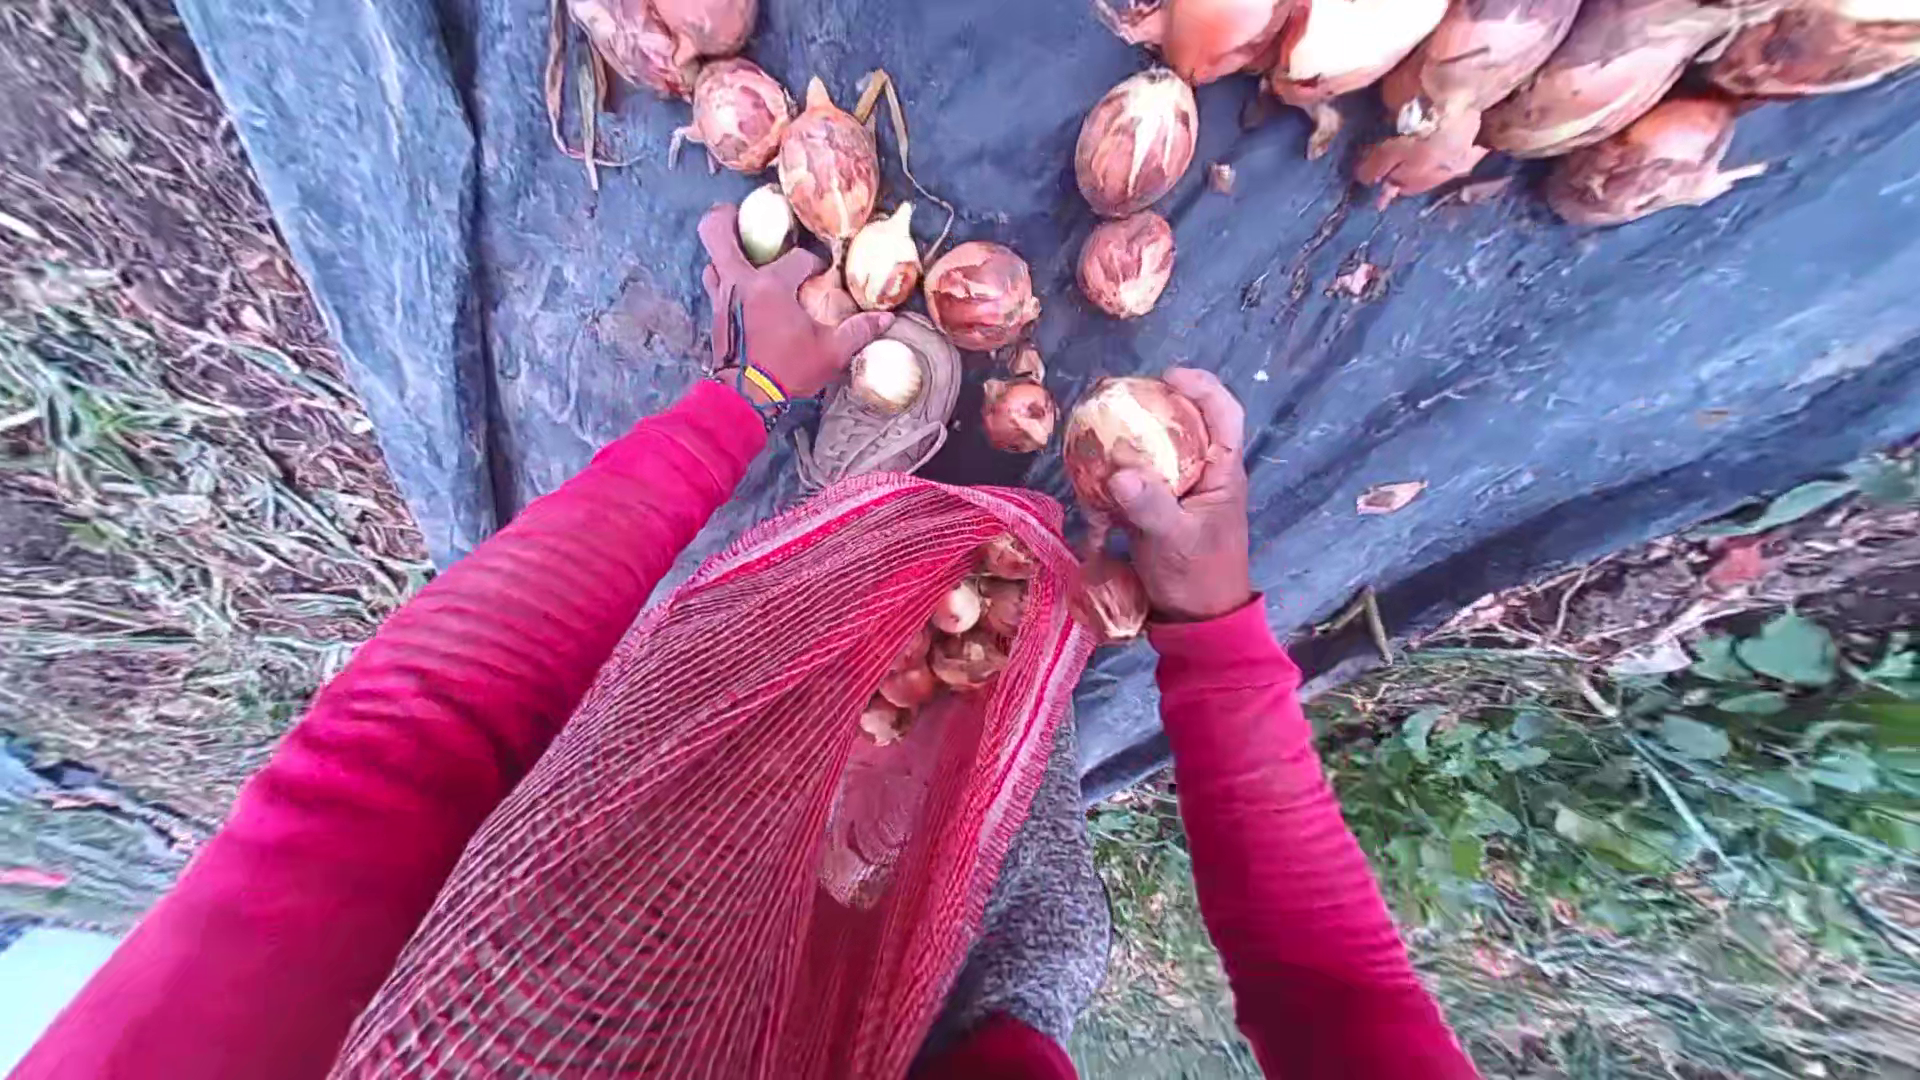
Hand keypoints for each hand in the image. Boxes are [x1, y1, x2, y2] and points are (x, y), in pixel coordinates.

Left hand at [698, 204, 891, 400]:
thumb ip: (858, 331)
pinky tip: (743, 292)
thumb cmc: (790, 370)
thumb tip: (886, 318)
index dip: (814, 263)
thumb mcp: (832, 352)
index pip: (797, 258)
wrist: (747, 397)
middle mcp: (740, 282)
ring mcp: (722, 299)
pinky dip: (726, 281)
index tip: (823, 274)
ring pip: (712, 260)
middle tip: (742, 215)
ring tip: (745, 257)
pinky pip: (715, 285)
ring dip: (725, 254)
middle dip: (726, 217)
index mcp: (771, 285)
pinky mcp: (716, 316)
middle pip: (717, 231)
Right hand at [1104, 368, 1253, 622]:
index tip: (1165, 377)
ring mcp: (1178, 491)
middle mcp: (1203, 474)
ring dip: (1126, 447)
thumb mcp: (1174, 540)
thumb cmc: (1197, 577)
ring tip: (1095, 443)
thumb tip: (1118, 473)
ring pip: (1155, 452)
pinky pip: (1134, 482)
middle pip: (1184, 425)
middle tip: (1117, 405)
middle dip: (1151, 410)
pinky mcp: (1157, 508)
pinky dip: (1113, 482)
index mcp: (1222, 473)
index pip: (1224, 414)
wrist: (1193, 619)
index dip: (1201, 387)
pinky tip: (1092, 491)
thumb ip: (1149, 506)